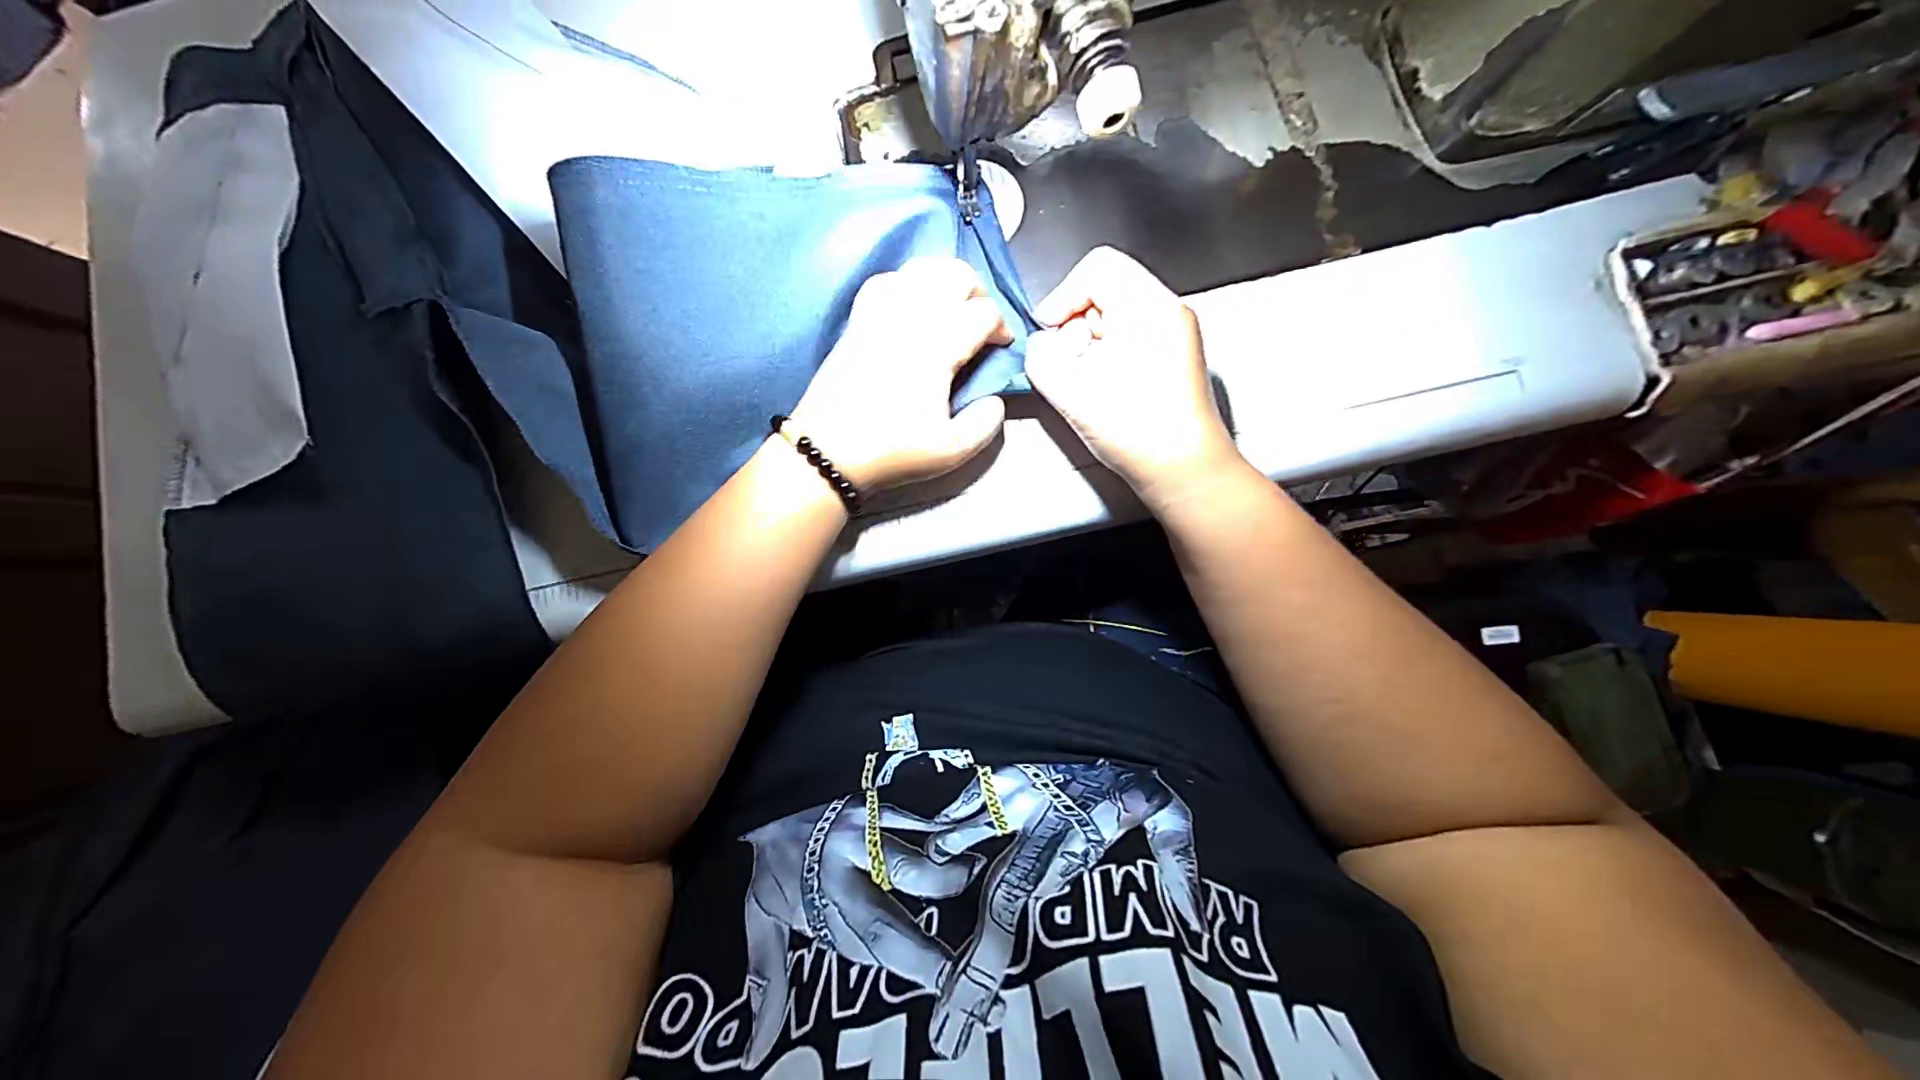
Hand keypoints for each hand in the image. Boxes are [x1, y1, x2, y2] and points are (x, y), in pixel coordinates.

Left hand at [786, 257, 1009, 491]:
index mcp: (937, 347)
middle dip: (977, 291)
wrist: (827, 452)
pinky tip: (911, 304)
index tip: (1000, 346)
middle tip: (980, 320)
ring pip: (920, 269)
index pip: (983, 313)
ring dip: (945, 280)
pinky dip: (907, 282)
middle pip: (954, 274)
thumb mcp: (951, 451)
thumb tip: (995, 400)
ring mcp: (879, 313)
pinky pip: (887, 279)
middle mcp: (910, 318)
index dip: (1001, 326)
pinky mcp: (857, 319)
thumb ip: (985, 423)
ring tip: (951, 307)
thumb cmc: (891, 451)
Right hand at [1025, 247, 1246, 510]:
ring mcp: (1177, 334)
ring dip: (1091, 344)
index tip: (1050, 335)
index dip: (1062, 297)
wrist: (1186, 472)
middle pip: (1106, 290)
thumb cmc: (1136, 430)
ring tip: (1089, 383)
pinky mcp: (1175, 359)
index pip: (1096, 267)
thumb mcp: (1069, 389)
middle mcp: (1169, 311)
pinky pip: (1131, 338)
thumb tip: (1043, 343)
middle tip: (1071, 364)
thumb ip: (1040, 355)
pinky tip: (1106, 392)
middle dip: (1077, 324)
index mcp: (1149, 305)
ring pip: (1117, 317)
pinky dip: (1109, 357)